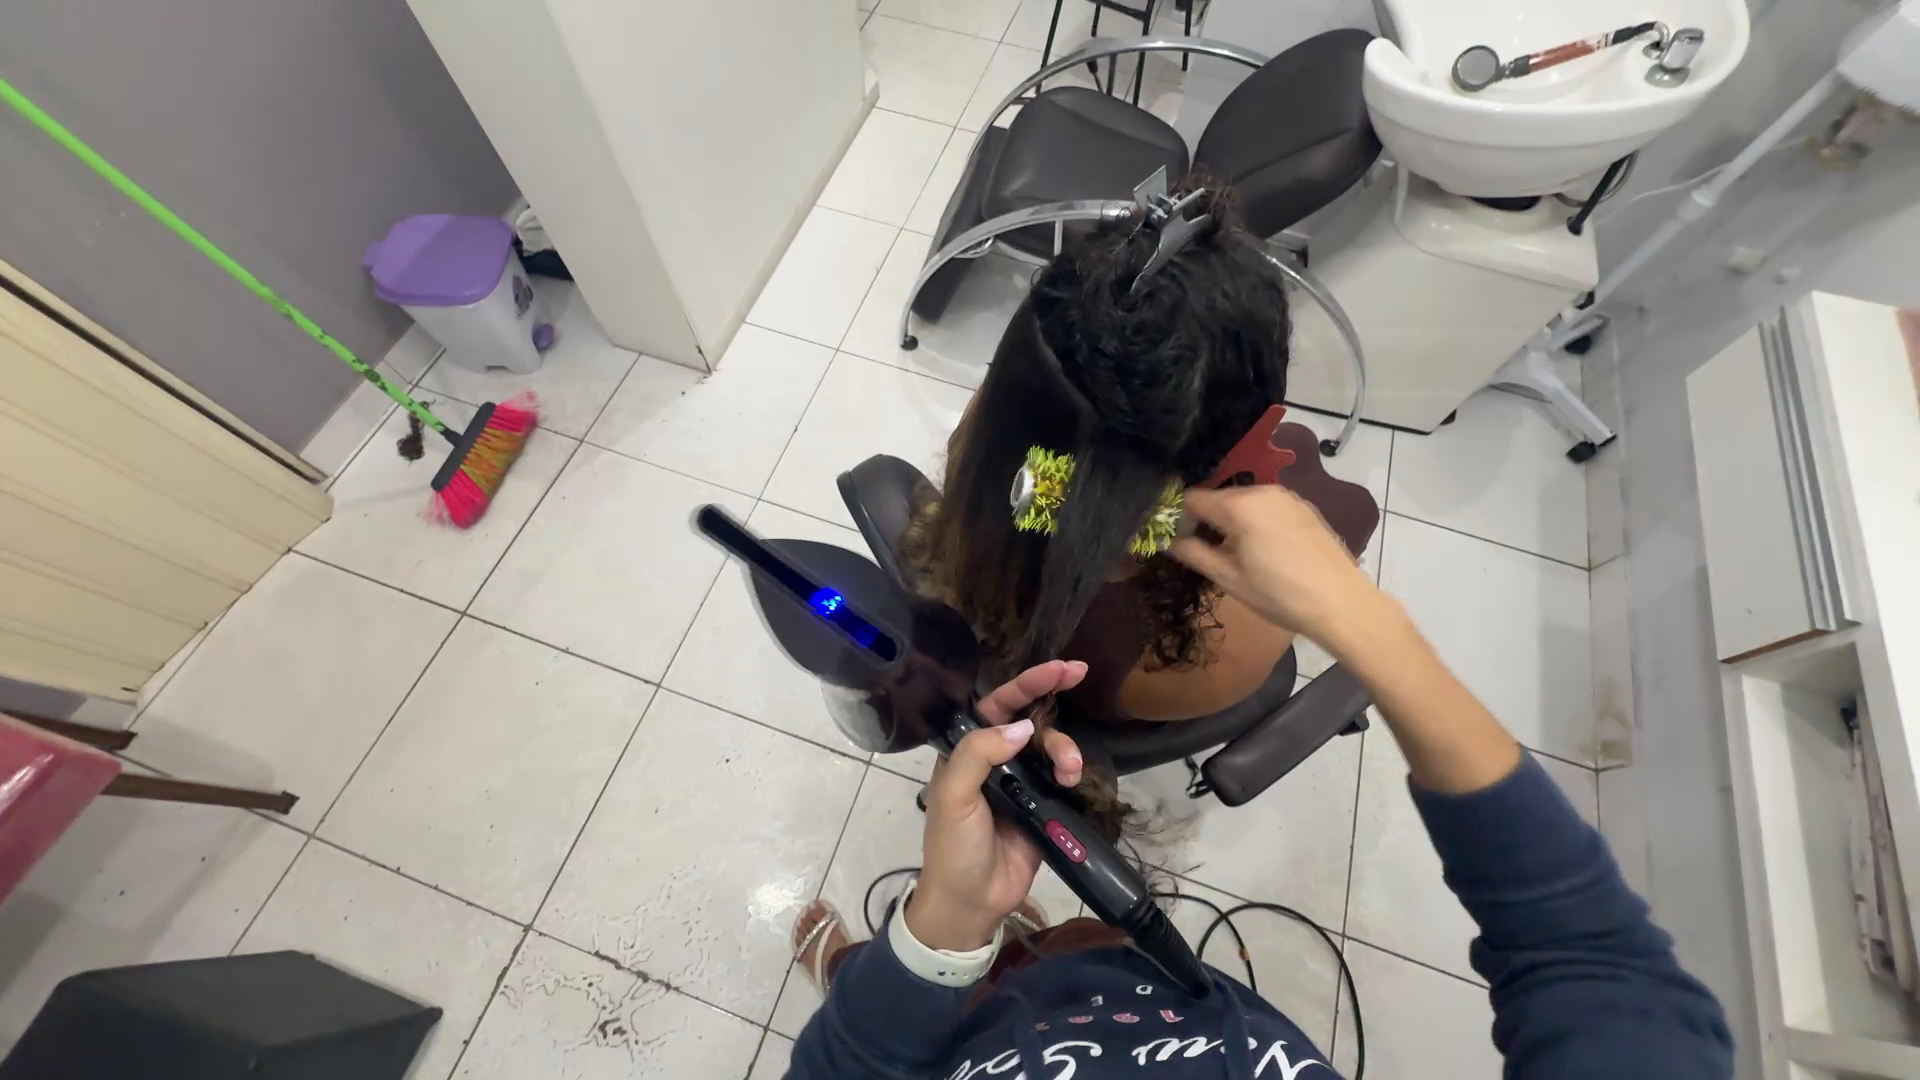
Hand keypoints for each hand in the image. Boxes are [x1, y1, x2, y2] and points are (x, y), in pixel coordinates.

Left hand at [906, 660, 1087, 951]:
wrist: (972, 904)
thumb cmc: (953, 845)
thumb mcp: (954, 796)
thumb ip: (979, 754)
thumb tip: (1023, 725)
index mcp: (968, 749)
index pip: (997, 704)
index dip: (1027, 682)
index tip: (1060, 667)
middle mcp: (995, 758)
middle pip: (1029, 717)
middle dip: (1054, 699)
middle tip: (1080, 674)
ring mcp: (1021, 781)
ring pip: (1050, 746)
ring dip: (1064, 747)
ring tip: (1069, 769)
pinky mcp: (1042, 805)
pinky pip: (1061, 776)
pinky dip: (1071, 771)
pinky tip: (1072, 780)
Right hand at [1169, 486, 1388, 647]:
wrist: (1341, 603)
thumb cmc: (1278, 594)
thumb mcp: (1228, 578)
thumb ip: (1193, 554)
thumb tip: (1169, 540)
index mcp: (1238, 506)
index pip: (1192, 499)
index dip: (1179, 519)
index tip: (1180, 542)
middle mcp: (1261, 491)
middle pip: (1218, 498)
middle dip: (1206, 520)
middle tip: (1206, 552)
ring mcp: (1286, 497)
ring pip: (1243, 502)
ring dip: (1231, 521)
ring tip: (1236, 554)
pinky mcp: (1304, 507)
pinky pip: (1266, 507)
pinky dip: (1255, 521)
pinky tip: (1264, 550)